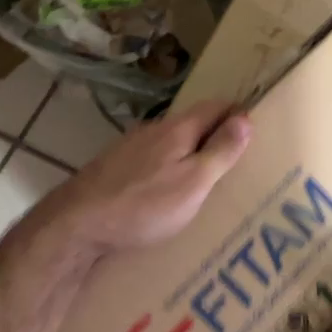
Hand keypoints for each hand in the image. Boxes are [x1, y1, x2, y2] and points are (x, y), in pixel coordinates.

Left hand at [41, 99, 251, 255]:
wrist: (75, 226)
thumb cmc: (143, 205)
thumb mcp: (194, 182)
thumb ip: (220, 151)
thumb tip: (245, 119)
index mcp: (178, 129)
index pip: (216, 106)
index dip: (238, 114)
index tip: (256, 132)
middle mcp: (153, 130)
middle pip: (193, 124)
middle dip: (215, 136)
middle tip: (236, 161)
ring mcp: (129, 148)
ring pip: (170, 144)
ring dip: (189, 155)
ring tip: (204, 181)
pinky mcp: (113, 169)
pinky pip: (151, 162)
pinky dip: (166, 171)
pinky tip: (165, 195)